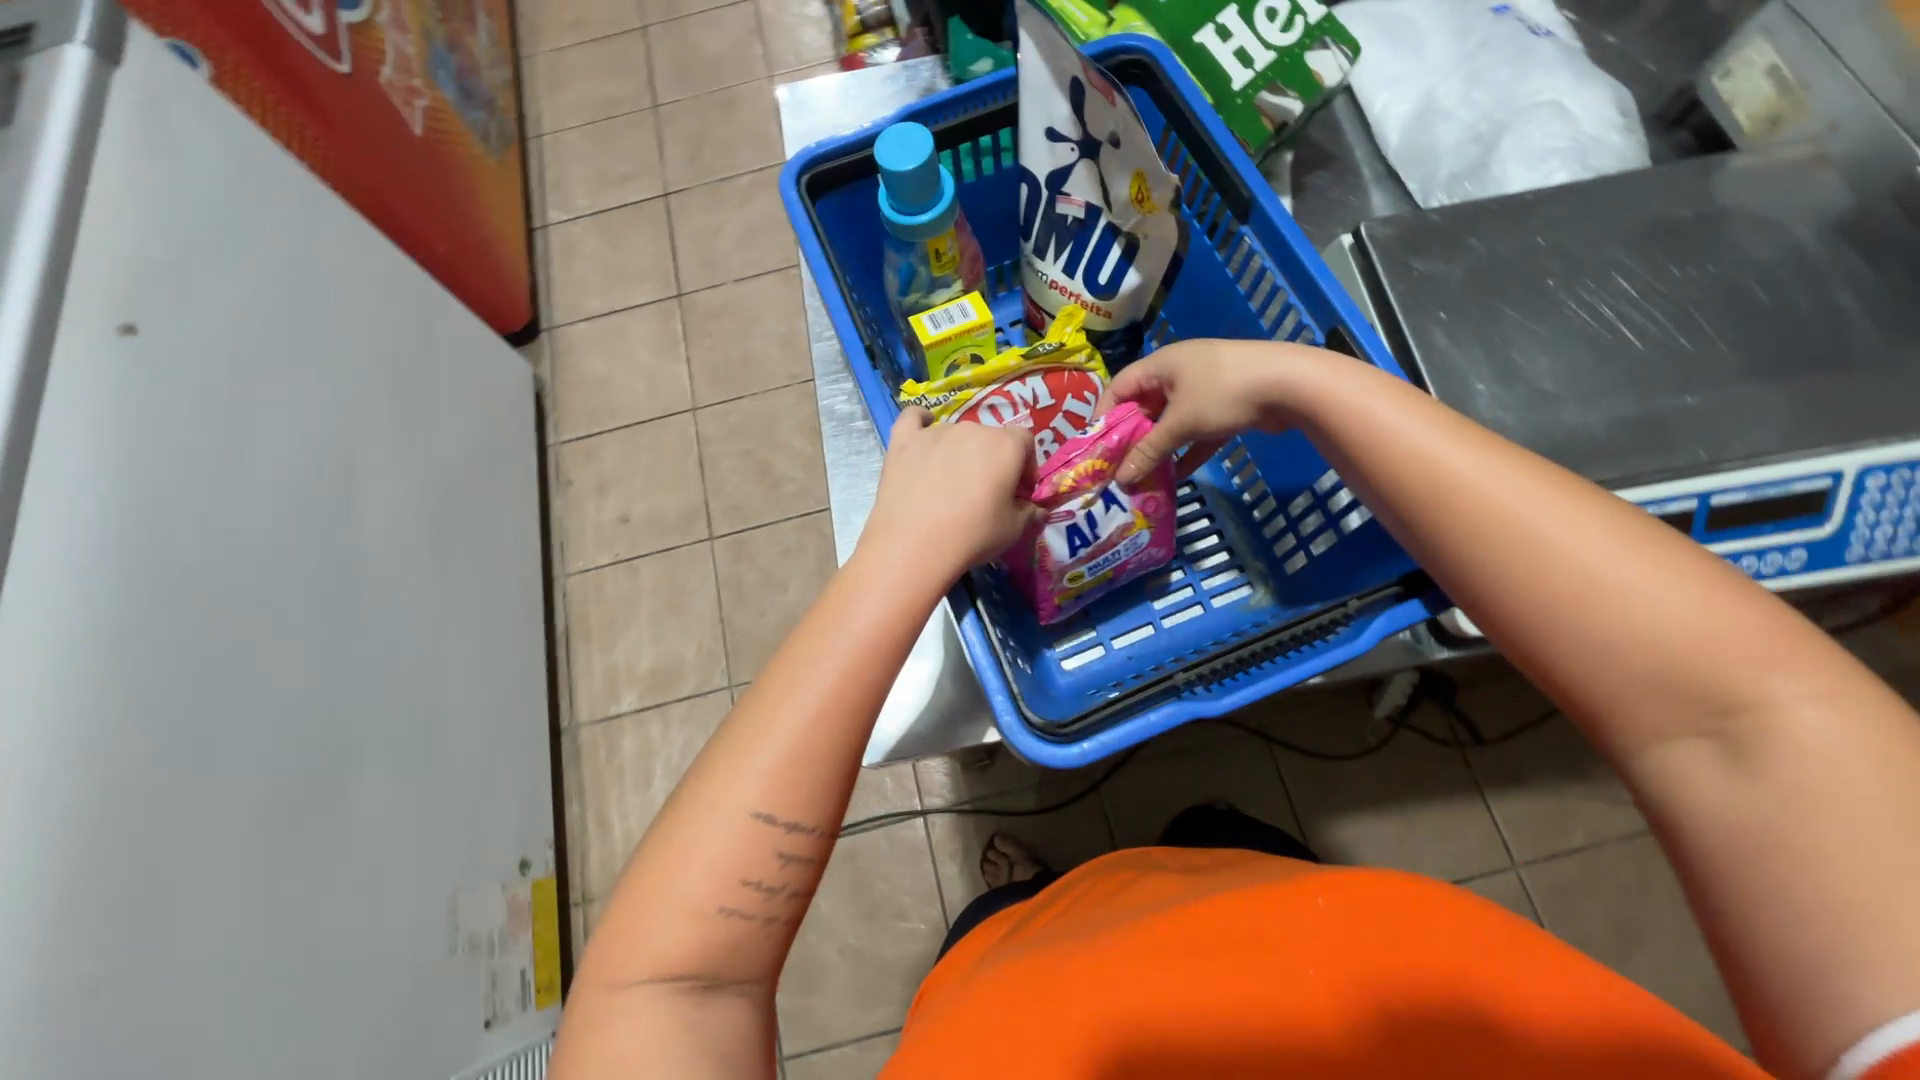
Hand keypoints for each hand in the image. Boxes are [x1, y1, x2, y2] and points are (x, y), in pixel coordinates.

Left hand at [861, 408, 1044, 574]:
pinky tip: (922, 437)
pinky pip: (914, 419)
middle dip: (994, 462)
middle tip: (987, 493)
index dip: (1027, 466)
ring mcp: (935, 433)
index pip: (1025, 441)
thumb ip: (1030, 513)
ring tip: (951, 483)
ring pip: (956, 434)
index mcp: (1005, 445)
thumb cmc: (972, 536)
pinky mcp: (904, 442)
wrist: (913, 546)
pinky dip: (921, 424)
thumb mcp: (1014, 531)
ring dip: (961, 452)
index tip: (1020, 492)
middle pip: (990, 438)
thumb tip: (1036, 509)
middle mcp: (972, 429)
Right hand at [1099, 339, 1330, 486]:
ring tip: (1143, 477)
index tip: (1095, 448)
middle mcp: (1179, 372)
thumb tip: (1120, 479)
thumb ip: (1148, 451)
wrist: (1291, 385)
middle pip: (1145, 406)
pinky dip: (1187, 450)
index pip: (1119, 387)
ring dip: (1159, 448)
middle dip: (1132, 438)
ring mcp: (1205, 388)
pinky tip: (1177, 476)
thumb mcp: (1180, 424)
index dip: (1104, 416)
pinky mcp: (1227, 406)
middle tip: (1117, 468)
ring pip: (1172, 421)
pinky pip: (1197, 431)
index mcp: (1161, 364)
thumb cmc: (1224, 394)